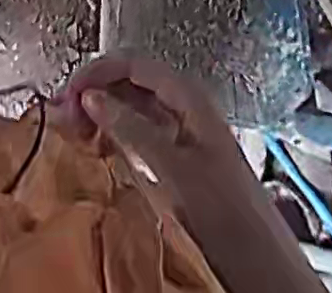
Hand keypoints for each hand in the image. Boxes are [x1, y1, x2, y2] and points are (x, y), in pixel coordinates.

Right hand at [52, 55, 246, 199]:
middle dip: (95, 88)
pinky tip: (100, 144)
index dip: (97, 71)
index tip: (68, 92)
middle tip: (65, 111)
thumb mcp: (172, 168)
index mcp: (187, 96)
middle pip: (130, 78)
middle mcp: (185, 103)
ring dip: (102, 108)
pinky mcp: (180, 151)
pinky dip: (115, 128)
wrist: (265, 269)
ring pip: (133, 101)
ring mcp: (183, 126)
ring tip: (76, 127)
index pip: (132, 63)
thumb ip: (131, 127)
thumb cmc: (226, 214)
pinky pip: (140, 125)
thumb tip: (90, 96)